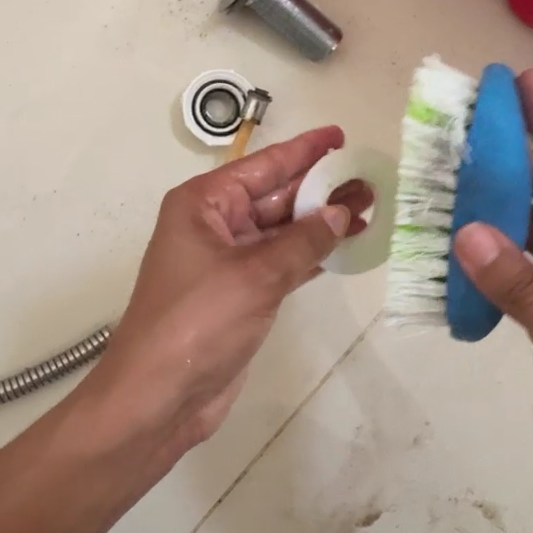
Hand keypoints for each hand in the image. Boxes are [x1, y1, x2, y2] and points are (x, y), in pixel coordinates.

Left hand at [79, 127, 362, 459]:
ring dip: (321, 222)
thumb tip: (341, 211)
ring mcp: (226, 262)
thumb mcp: (255, 275)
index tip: (341, 137)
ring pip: (281, 231)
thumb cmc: (198, 321)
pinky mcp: (239, 295)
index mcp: (203, 205)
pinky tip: (344, 246)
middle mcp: (213, 225)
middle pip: (274, 196)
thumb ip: (303, 242)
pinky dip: (311, 255)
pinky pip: (281, 263)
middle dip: (320, 188)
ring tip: (369, 209)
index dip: (304, 151)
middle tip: (371, 180)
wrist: (160, 395)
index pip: (263, 167)